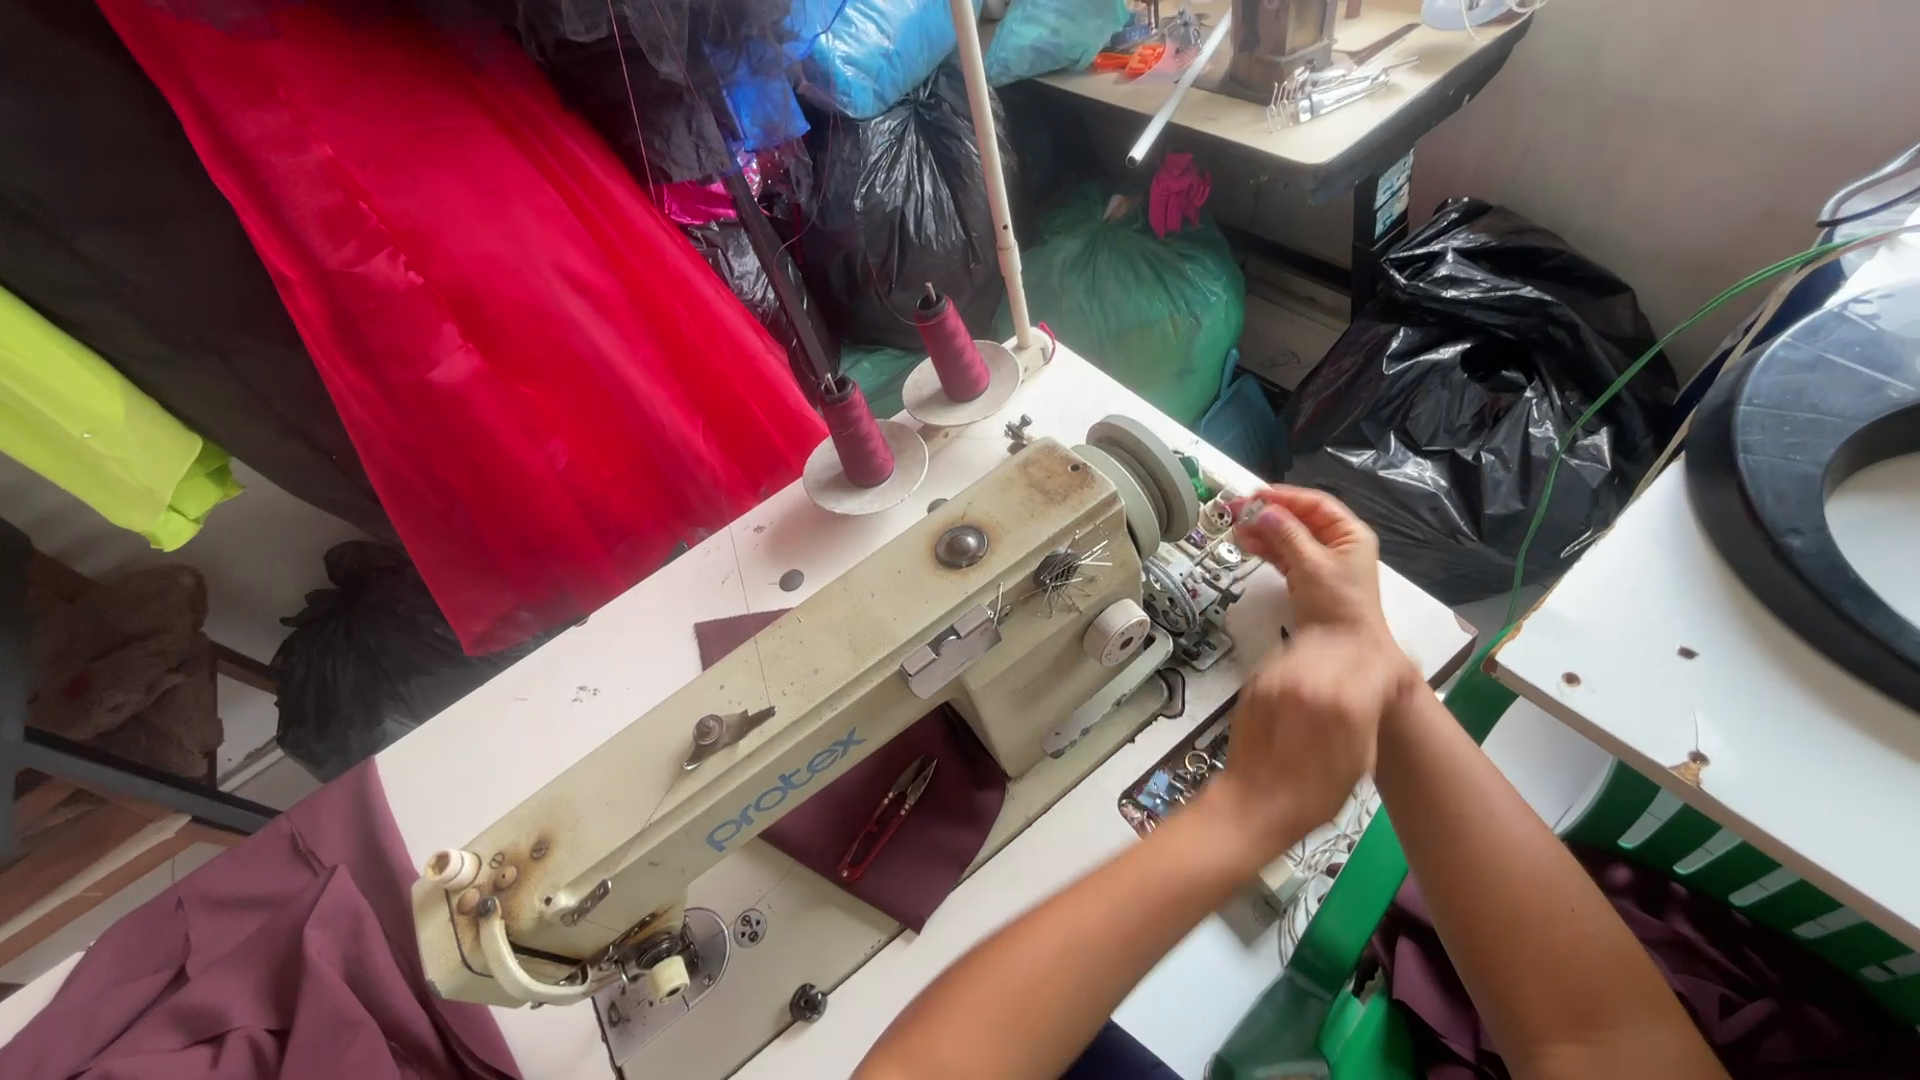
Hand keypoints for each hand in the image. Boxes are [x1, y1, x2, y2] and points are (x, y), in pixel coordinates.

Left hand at [1202, 627, 1418, 862]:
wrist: (1255, 800)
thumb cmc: (1316, 793)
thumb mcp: (1362, 759)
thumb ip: (1374, 713)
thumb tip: (1388, 686)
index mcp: (1346, 703)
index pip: (1383, 662)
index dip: (1398, 672)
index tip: (1401, 685)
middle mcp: (1312, 679)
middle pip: (1351, 643)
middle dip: (1369, 655)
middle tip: (1376, 673)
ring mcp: (1280, 675)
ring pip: (1318, 639)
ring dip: (1338, 649)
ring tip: (1346, 670)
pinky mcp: (1258, 677)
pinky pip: (1289, 651)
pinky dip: (1308, 655)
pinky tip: (1315, 673)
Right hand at [1233, 485, 1388, 639]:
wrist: (1345, 646)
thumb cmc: (1338, 604)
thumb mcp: (1312, 564)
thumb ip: (1286, 535)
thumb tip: (1263, 512)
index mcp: (1349, 533)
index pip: (1314, 504)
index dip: (1285, 497)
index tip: (1256, 496)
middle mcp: (1336, 543)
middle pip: (1298, 519)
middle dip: (1268, 514)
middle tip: (1239, 510)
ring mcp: (1319, 560)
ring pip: (1287, 536)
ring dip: (1262, 531)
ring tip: (1237, 527)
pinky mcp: (1305, 576)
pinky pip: (1283, 554)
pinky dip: (1265, 548)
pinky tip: (1247, 543)